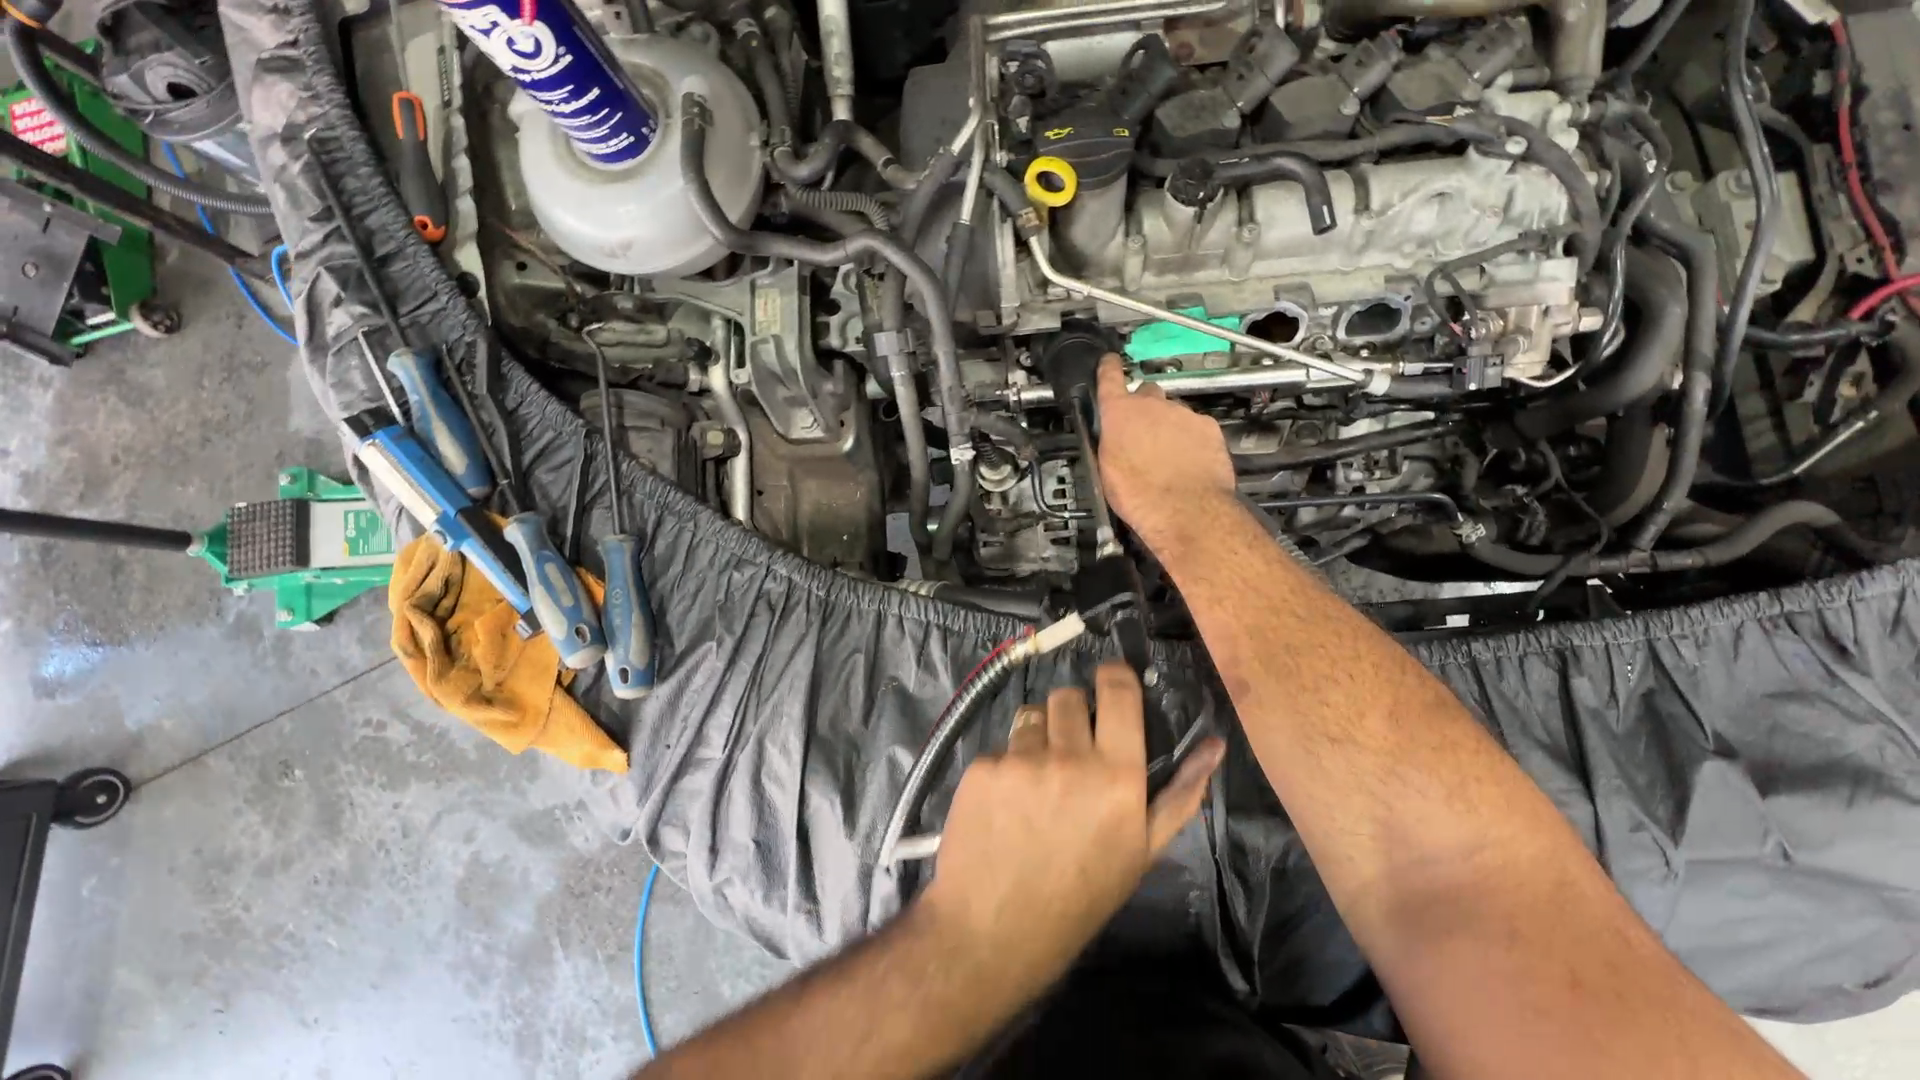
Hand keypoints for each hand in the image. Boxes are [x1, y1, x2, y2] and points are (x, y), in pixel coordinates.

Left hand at [917, 661, 1225, 993]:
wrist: (996, 929)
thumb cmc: (1082, 895)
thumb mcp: (1143, 851)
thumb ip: (1182, 794)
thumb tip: (1215, 745)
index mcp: (1117, 776)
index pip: (1118, 692)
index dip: (1114, 675)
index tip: (1110, 679)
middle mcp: (1069, 758)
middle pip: (1068, 696)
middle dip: (1072, 714)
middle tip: (1071, 749)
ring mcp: (1020, 761)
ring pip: (1031, 717)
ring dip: (1037, 737)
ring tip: (1036, 783)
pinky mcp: (982, 769)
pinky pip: (999, 749)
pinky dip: (1004, 768)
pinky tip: (1005, 806)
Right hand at [1094, 353, 1236, 548]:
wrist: (1187, 511)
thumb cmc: (1140, 496)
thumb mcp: (1106, 471)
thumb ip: (1108, 442)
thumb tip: (1109, 436)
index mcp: (1120, 413)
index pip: (1110, 377)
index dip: (1109, 368)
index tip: (1110, 362)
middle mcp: (1152, 405)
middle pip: (1146, 394)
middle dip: (1143, 409)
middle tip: (1141, 436)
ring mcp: (1183, 413)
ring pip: (1172, 412)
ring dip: (1168, 427)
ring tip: (1166, 458)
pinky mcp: (1207, 426)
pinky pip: (1195, 426)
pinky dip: (1191, 439)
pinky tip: (1188, 461)